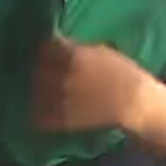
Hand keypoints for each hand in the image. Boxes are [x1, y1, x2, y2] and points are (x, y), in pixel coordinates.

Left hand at [33, 35, 155, 132]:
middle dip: (40, 70)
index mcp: (73, 57)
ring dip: (37, 91)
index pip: (44, 50)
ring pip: (34, 94)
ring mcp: (60, 101)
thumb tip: (55, 44)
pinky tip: (44, 108)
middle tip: (44, 72)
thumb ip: (74, 49)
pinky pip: (38, 117)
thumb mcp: (98, 51)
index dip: (44, 51)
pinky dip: (38, 111)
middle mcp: (62, 79)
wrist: (131, 101)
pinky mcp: (61, 120)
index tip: (47, 53)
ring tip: (44, 90)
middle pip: (37, 72)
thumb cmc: (119, 72)